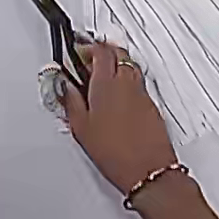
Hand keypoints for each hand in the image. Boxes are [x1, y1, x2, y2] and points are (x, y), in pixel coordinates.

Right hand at [61, 42, 177, 193]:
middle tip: (90, 59)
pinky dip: (127, 83)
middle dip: (104, 51)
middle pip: (119, 53)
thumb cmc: (116, 152)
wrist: (148, 171)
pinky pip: (138, 84)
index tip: (80, 52)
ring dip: (117, 65)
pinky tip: (117, 98)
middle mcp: (127, 84)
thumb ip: (71, 101)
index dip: (89, 47)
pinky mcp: (152, 107)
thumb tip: (67, 88)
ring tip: (102, 77)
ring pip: (130, 67)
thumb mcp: (81, 127)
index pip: (101, 51)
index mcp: (106, 84)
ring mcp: (142, 95)